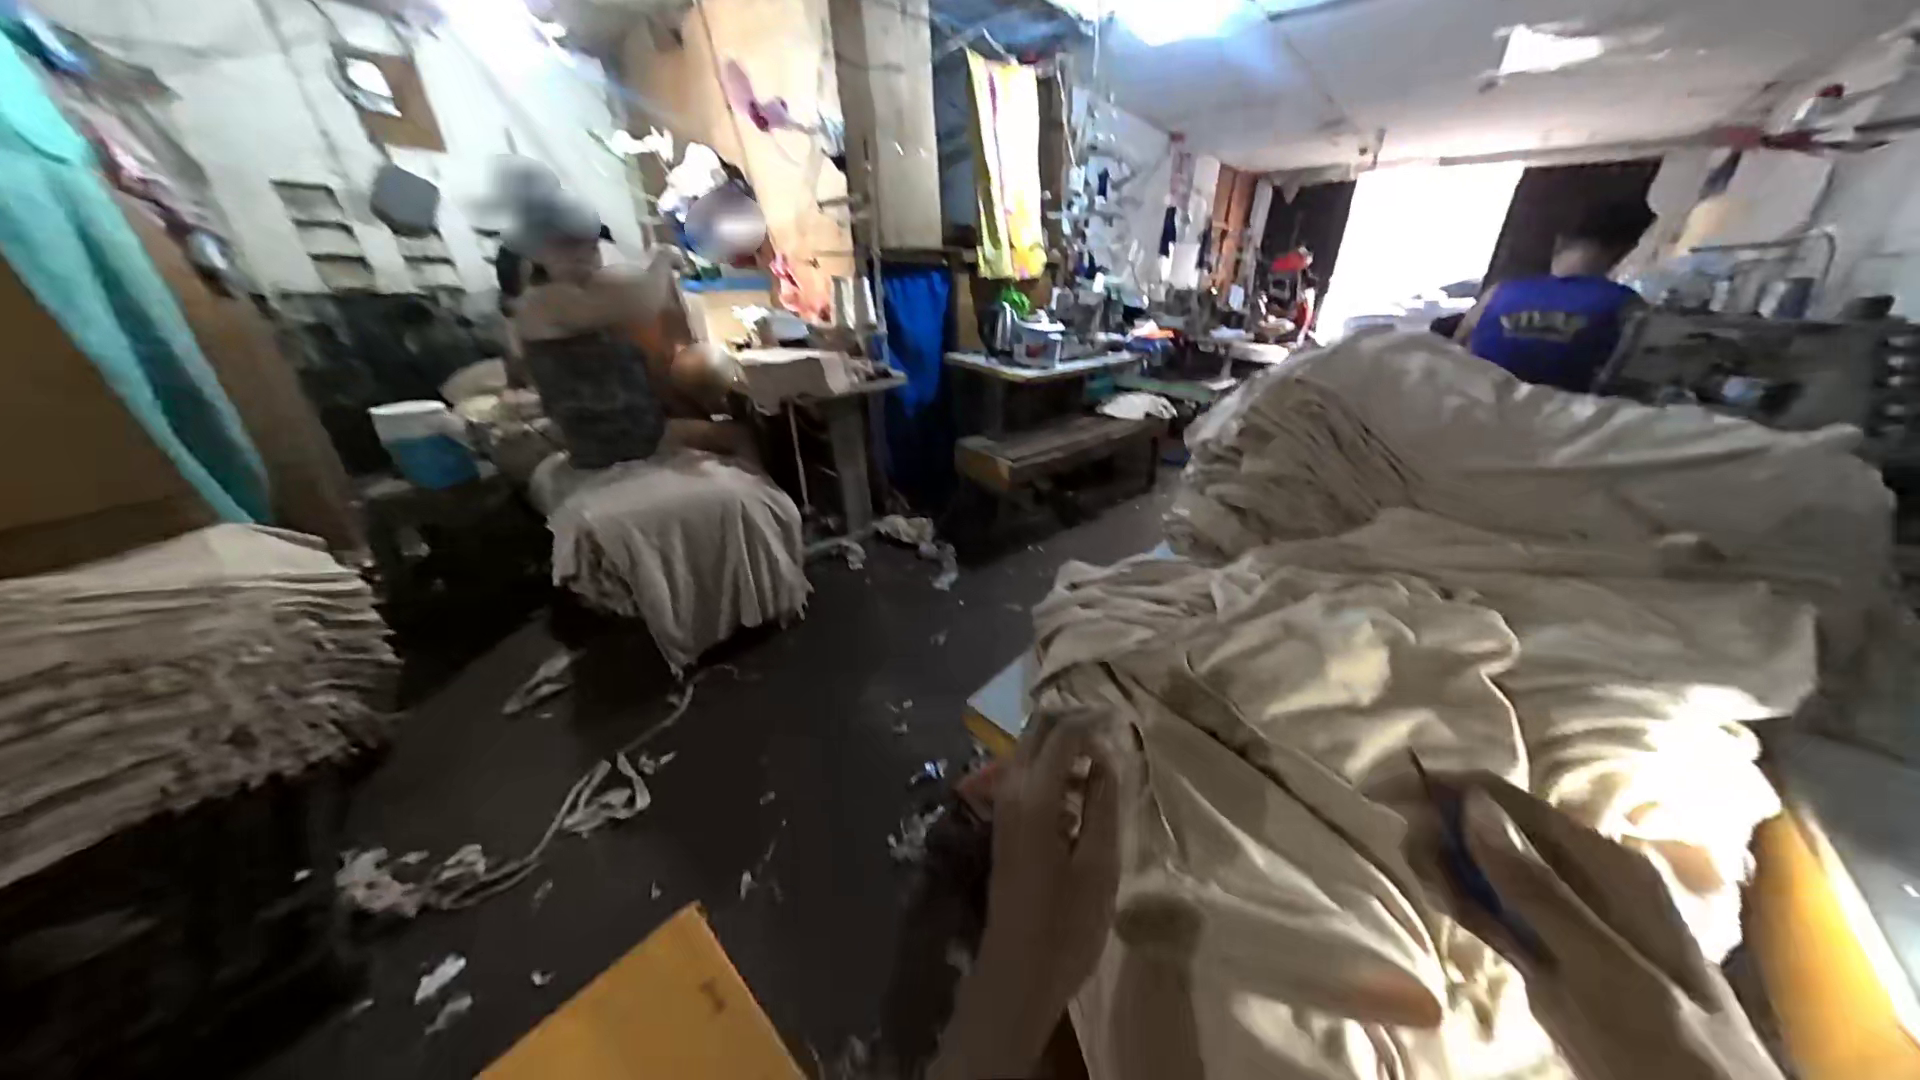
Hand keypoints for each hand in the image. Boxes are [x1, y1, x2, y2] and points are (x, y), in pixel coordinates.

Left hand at [931, 716, 1122, 1079]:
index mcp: (1034, 795)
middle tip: (1111, 730)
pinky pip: (1028, 774)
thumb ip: (1102, 802)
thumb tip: (1105, 756)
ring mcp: (1003, 803)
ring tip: (1103, 761)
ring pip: (1030, 750)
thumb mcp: (1099, 863)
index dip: (1092, 720)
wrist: (1017, 971)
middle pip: (1037, 730)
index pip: (1062, 734)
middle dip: (1073, 722)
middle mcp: (1011, 788)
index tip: (1123, 720)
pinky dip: (1054, 768)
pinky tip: (1080, 792)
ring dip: (1063, 745)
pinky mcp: (1005, 820)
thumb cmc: (1067, 923)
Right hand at [1425, 775, 1782, 1079]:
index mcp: (1605, 864)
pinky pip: (1486, 903)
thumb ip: (1541, 891)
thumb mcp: (1612, 974)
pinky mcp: (1543, 946)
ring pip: (1478, 863)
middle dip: (1438, 834)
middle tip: (1409, 864)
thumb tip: (1473, 805)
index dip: (1439, 787)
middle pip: (1484, 826)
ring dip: (1443, 868)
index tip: (1380, 797)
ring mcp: (1560, 912)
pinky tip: (1442, 906)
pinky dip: (1458, 898)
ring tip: (1430, 893)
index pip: (1502, 798)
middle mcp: (1579, 875)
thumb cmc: (1678, 1055)